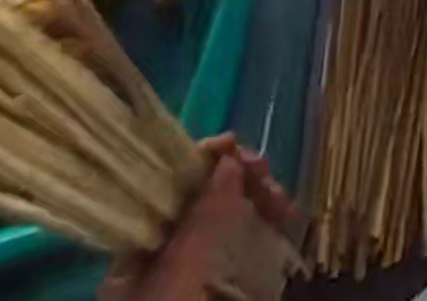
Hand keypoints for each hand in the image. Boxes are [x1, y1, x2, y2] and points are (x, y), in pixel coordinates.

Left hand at [97, 136, 293, 300]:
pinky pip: (254, 236)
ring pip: (234, 212)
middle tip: (267, 171)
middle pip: (205, 196)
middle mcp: (167, 258)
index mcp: (137, 258)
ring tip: (283, 201)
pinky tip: (289, 218)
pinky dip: (273, 220)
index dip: (198, 161)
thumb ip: (201, 222)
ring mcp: (203, 270)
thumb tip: (227, 159)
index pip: (164, 190)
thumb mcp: (180, 282)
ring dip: (262, 195)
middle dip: (239, 177)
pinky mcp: (235, 280)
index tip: (234, 144)